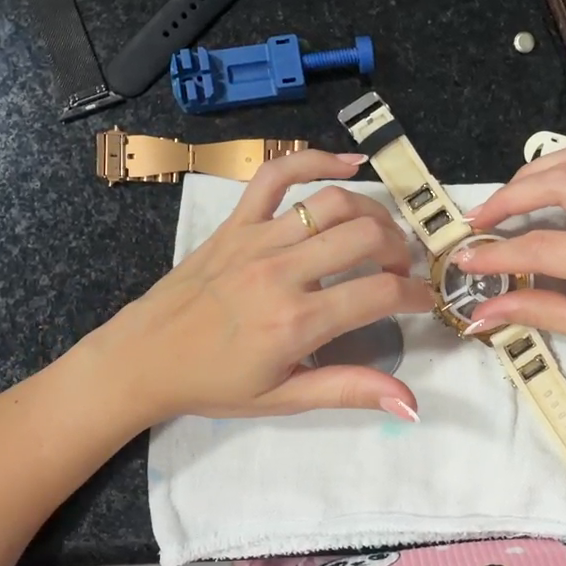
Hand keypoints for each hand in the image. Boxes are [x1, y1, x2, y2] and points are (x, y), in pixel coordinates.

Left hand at [97, 150, 431, 422]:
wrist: (144, 358)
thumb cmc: (214, 384)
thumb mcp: (284, 399)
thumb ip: (348, 390)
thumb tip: (411, 406)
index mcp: (295, 322)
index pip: (379, 293)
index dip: (414, 295)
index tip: (421, 301)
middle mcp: (281, 271)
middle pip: (365, 236)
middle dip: (400, 251)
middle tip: (401, 271)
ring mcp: (256, 239)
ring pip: (332, 203)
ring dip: (372, 212)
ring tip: (381, 235)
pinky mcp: (235, 223)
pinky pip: (276, 176)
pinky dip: (314, 159)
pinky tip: (348, 164)